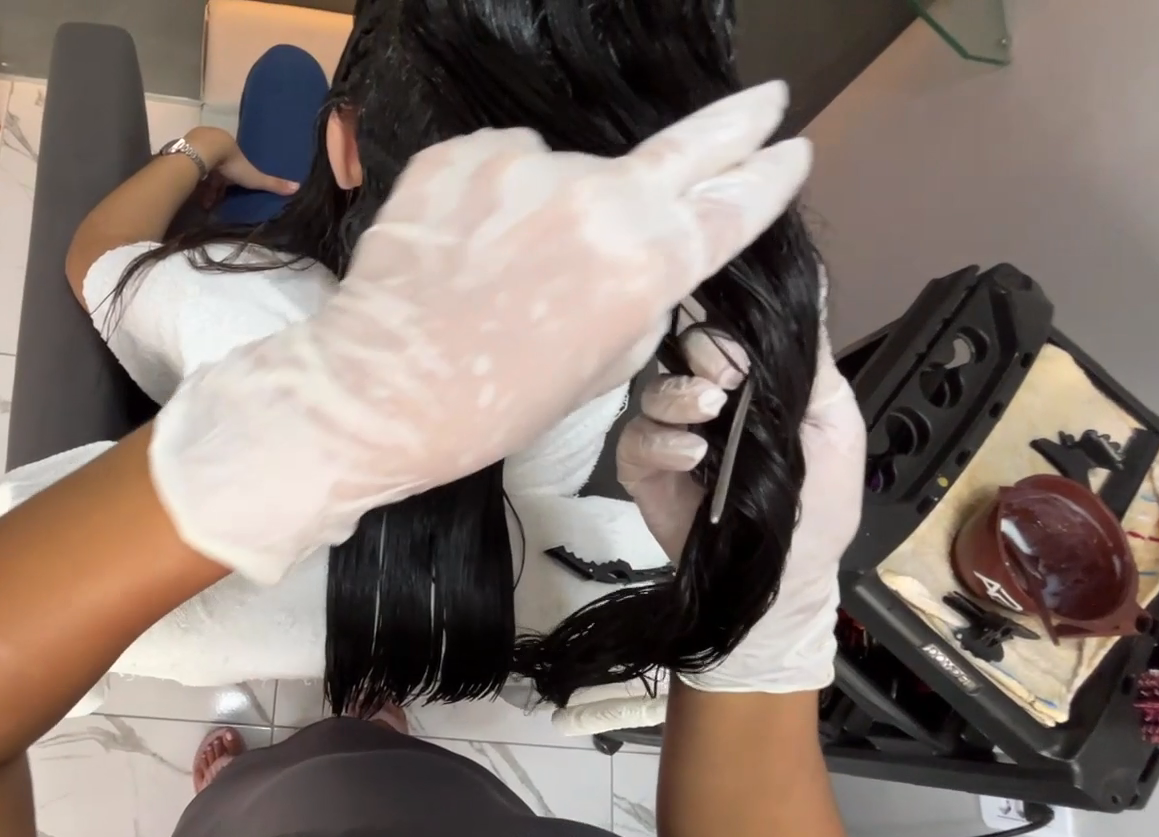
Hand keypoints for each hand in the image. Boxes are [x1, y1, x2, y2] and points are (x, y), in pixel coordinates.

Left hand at [149, 82, 811, 582]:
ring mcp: (520, 166)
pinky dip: (499, 197)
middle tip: (761, 105)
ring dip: (556, 206)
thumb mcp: (592, 375)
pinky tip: (469, 246)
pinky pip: (502, 164)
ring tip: (506, 268)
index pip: (729, 204)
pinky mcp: (457, 156)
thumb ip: (638, 303)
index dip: (765, 177)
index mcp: (641, 265)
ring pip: (566, 172)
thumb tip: (646, 258)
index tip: (786, 153)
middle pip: (679, 150)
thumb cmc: (486, 409)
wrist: (373, 396)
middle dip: (730, 126)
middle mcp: (594, 198)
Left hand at [183, 126, 299, 205]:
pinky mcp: (183, 150)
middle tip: (214, 203)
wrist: (204, 152)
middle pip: (216, 169)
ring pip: (202, 169)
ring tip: (204, 204)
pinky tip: (193, 195)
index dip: (230, 182)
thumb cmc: (231, 163)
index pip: (231, 166)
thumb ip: (272, 184)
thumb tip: (297, 187)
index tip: (228, 194)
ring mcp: (197, 144)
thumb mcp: (253, 177)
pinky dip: (193, 182)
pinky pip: (190, 168)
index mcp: (230, 146)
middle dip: (216, 187)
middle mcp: (214, 142)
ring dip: (204, 188)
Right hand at [616, 286, 865, 692]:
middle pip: (681, 355)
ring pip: (652, 393)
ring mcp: (670, 437)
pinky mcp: (642, 471)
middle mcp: (706, 404)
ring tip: (708, 417)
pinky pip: (634, 441)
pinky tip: (690, 456)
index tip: (741, 360)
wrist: (786, 573)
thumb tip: (808, 288)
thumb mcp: (832, 424)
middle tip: (724, 386)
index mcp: (750, 387)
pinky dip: (659, 441)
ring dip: (679, 398)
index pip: (723, 337)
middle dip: (703, 361)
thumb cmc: (819, 504)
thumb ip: (810, 364)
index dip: (726, 338)